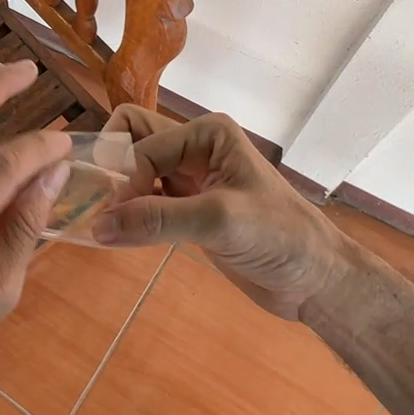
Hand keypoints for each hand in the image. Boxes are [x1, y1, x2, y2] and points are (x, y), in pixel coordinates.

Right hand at [93, 105, 353, 320]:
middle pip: (132, 141)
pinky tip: (120, 237)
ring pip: (134, 172)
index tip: (118, 216)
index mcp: (207, 134)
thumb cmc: (279, 238)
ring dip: (117, 194)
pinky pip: (144, 202)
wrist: (316, 280)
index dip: (125, 178)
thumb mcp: (219, 221)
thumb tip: (97, 226)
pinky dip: (128, 215)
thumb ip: (157, 220)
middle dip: (111, 169)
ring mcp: (189, 179)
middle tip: (100, 206)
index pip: (141, 143)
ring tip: (104, 226)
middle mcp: (194, 148)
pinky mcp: (186, 210)